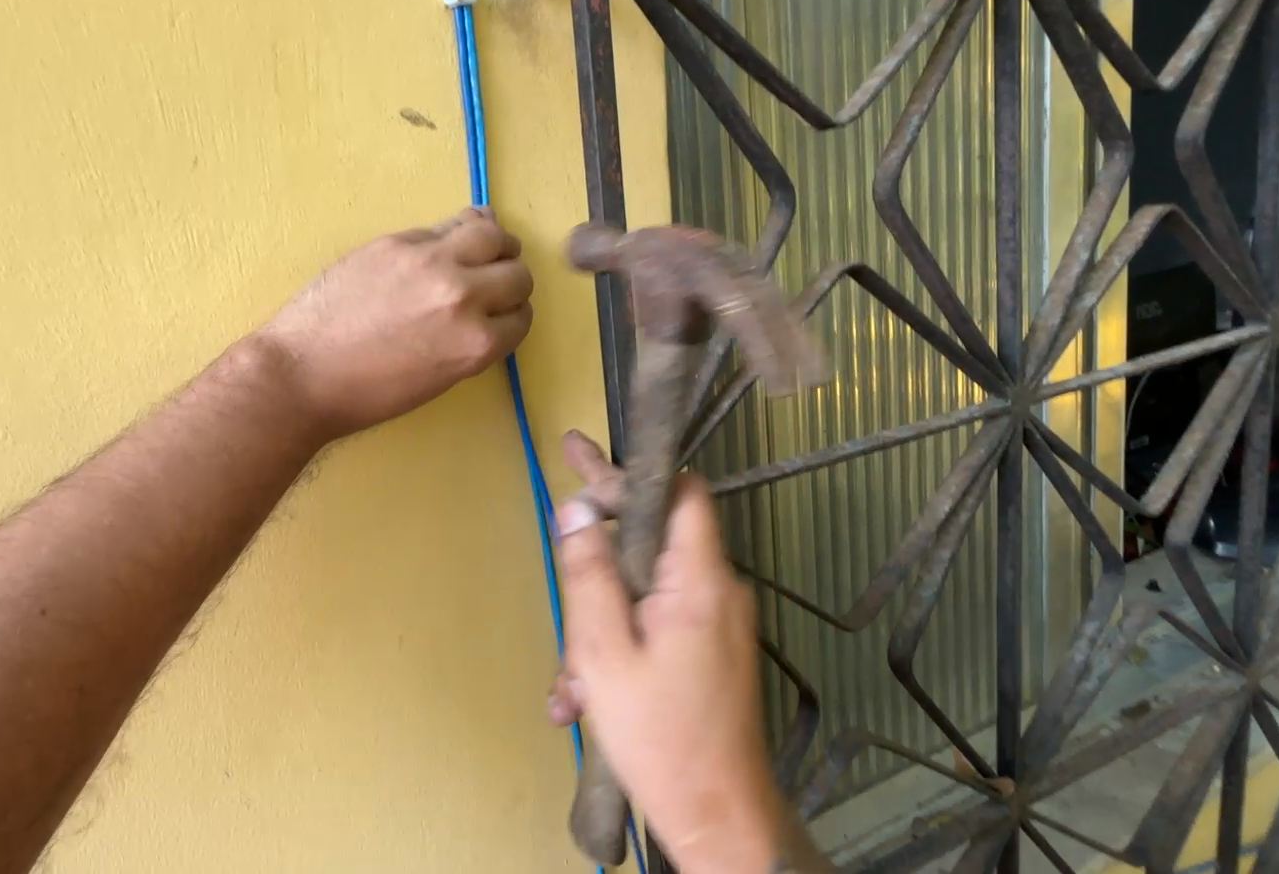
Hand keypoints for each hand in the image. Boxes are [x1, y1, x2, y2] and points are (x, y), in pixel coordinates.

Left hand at [255, 208, 533, 438]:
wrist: (303, 373)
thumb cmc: (368, 393)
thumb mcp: (438, 377)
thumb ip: (469, 342)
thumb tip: (484, 311)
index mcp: (476, 344)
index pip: (521, 317)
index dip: (511, 317)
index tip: (497, 316)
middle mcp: (465, 296)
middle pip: (518, 274)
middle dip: (509, 281)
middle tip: (490, 285)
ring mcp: (431, 262)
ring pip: (492, 234)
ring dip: (495, 245)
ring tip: (479, 252)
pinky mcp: (399, 241)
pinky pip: (448, 224)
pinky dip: (458, 231)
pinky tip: (451, 237)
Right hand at [550, 431, 786, 873]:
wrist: (719, 819)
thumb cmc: (661, 736)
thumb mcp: (603, 650)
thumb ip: (587, 573)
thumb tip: (575, 509)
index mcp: (698, 580)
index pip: (679, 491)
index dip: (629, 473)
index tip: (581, 458)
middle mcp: (717, 590)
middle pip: (651, 537)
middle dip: (597, 551)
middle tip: (559, 537)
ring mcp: (716, 622)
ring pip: (644, 586)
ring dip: (600, 616)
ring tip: (571, 676)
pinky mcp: (709, 648)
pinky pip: (656, 621)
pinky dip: (619, 642)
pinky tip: (586, 693)